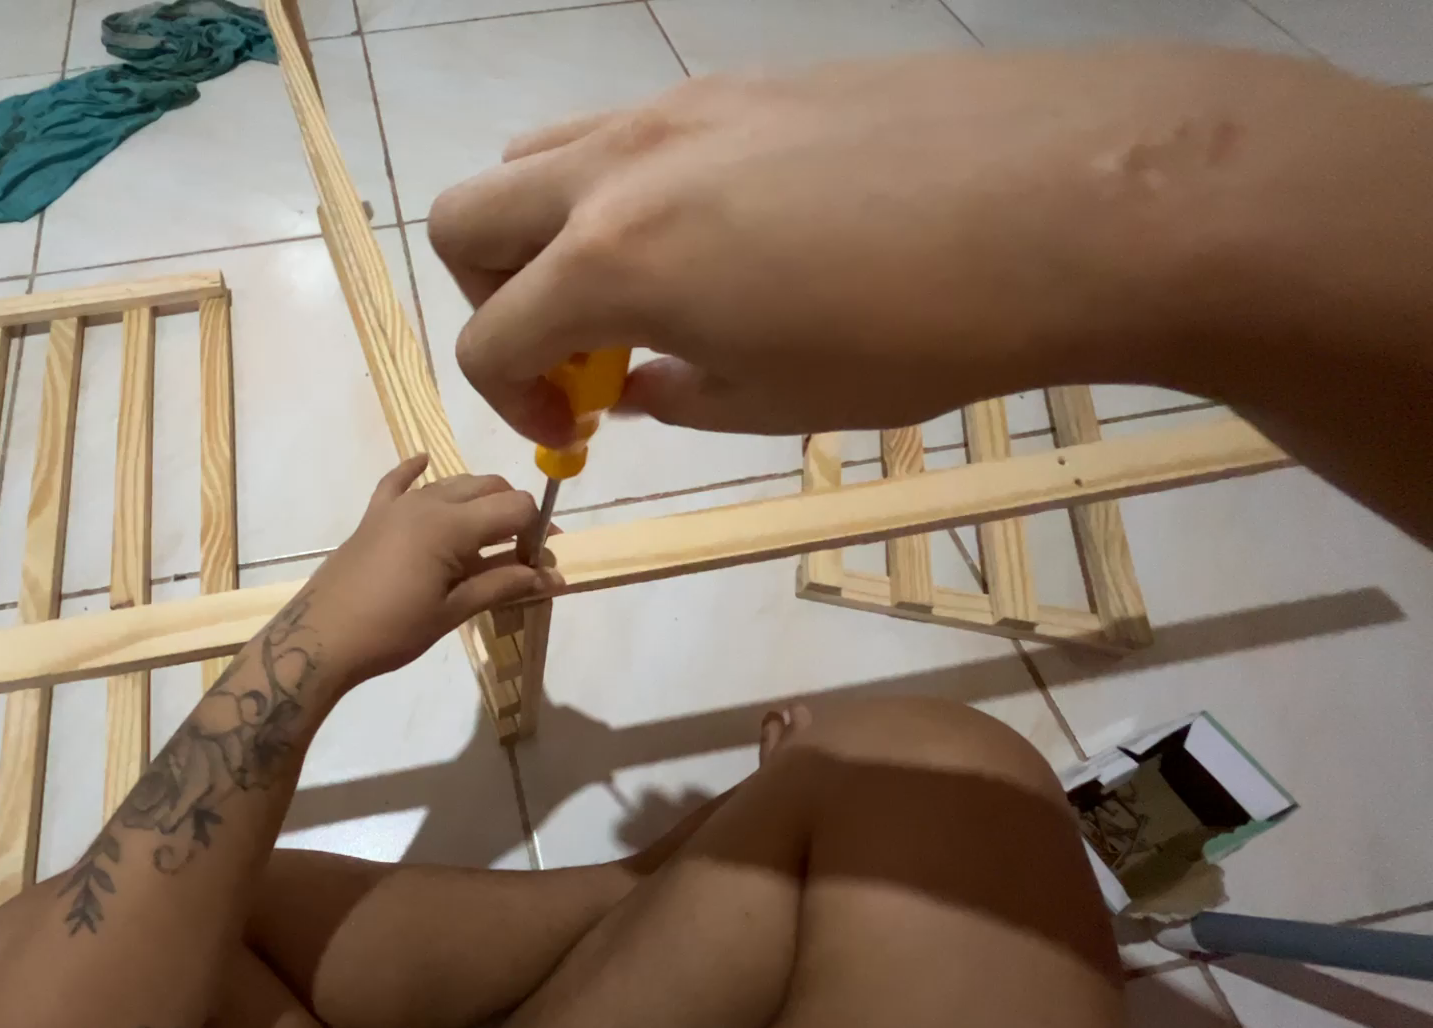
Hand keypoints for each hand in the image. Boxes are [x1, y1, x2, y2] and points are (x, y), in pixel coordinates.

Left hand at [299, 455, 559, 682]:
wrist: (322, 638)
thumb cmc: (393, 629)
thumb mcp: (454, 611)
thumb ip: (505, 585)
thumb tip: (553, 577)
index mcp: (452, 524)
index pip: (515, 507)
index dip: (537, 532)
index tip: (536, 566)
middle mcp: (429, 501)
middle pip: (489, 487)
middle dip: (515, 514)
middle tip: (521, 555)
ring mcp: (398, 505)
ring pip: (453, 483)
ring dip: (479, 502)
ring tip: (488, 540)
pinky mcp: (374, 515)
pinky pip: (398, 481)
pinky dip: (416, 471)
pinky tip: (424, 461)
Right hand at [427, 47, 1421, 446]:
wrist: (1080, 199)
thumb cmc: (909, 336)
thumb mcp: (764, 405)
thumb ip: (666, 395)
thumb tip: (629, 384)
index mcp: (609, 263)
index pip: (485, 339)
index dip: (509, 404)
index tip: (576, 429)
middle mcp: (613, 171)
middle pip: (463, 222)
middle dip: (487, 301)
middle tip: (565, 347)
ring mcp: (671, 110)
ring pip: (529, 160)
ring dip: (540, 239)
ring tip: (621, 290)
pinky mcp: (734, 83)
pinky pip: (618, 135)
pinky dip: (612, 198)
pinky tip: (696, 238)